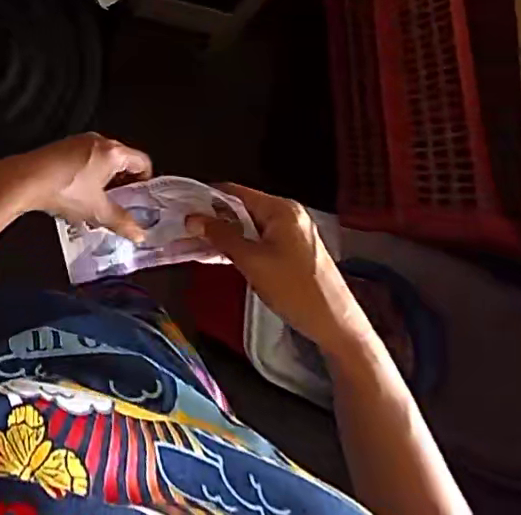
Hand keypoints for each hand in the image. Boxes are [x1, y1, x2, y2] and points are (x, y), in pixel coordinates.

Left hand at [0, 133, 152, 241]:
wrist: (26, 179)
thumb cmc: (67, 190)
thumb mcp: (98, 211)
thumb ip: (122, 223)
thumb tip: (139, 234)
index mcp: (113, 151)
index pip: (142, 161)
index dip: (146, 182)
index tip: (140, 200)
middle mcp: (97, 141)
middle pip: (122, 161)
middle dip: (123, 184)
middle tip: (121, 206)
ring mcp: (78, 141)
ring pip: (102, 161)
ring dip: (104, 182)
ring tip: (98, 205)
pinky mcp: (62, 147)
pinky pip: (85, 160)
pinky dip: (88, 176)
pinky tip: (78, 196)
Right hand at [187, 184, 370, 353]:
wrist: (339, 329)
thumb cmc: (297, 291)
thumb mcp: (252, 262)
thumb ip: (220, 236)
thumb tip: (194, 219)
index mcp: (281, 209)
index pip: (233, 191)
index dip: (205, 198)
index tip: (181, 208)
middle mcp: (287, 215)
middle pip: (239, 208)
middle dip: (211, 219)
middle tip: (183, 229)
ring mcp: (290, 233)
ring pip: (245, 226)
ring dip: (221, 235)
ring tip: (191, 243)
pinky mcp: (291, 251)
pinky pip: (256, 239)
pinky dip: (237, 246)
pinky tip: (215, 254)